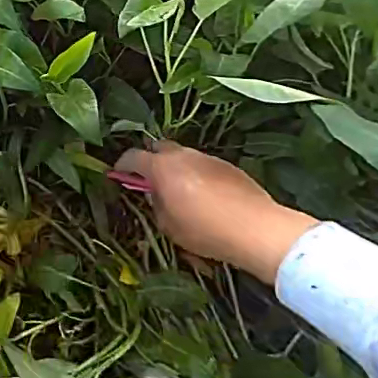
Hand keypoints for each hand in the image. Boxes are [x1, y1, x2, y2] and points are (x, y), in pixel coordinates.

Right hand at [116, 141, 318, 283]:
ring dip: (174, 167)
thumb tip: (154, 193)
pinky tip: (203, 195)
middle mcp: (182, 155)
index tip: (119, 175)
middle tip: (149, 180)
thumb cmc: (205, 230)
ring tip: (178, 190)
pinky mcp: (227, 166)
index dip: (122, 165)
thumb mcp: (168, 225)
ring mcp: (206, 157)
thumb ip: (155, 204)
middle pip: (158, 147)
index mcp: (161, 167)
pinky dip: (195, 174)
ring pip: (182, 155)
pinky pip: (202, 164)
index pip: (132, 156)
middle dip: (149, 160)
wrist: (258, 229)